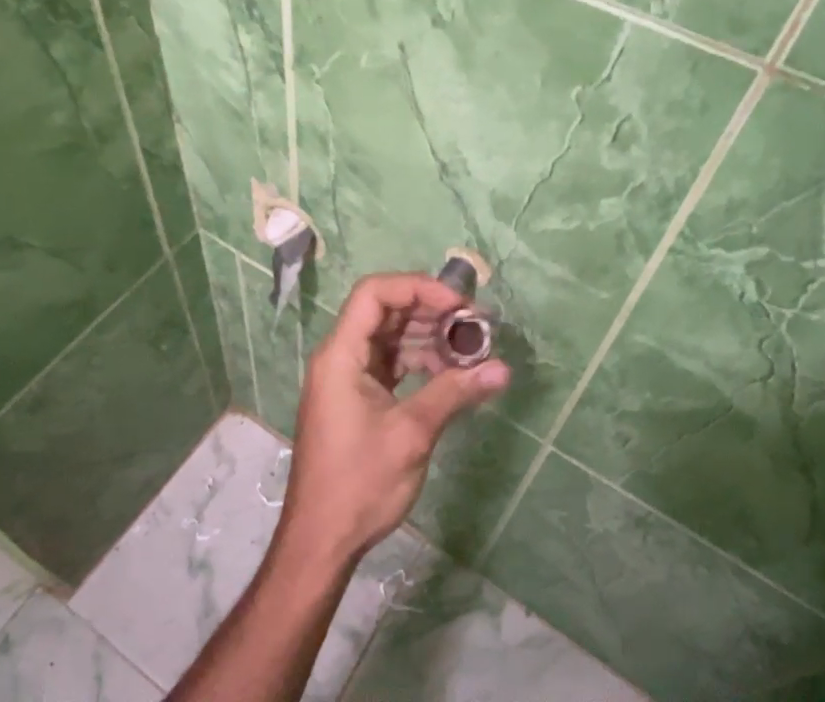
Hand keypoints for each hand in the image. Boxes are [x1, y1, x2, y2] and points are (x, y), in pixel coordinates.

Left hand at [277, 273, 510, 566]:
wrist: (322, 537)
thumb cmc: (360, 482)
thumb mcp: (412, 434)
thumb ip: (455, 393)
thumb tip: (502, 369)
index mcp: (341, 355)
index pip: (374, 293)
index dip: (417, 287)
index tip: (459, 305)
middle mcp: (340, 358)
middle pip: (384, 312)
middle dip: (431, 312)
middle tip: (476, 327)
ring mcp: (346, 379)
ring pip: (389, 339)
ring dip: (428, 338)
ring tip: (471, 351)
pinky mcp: (356, 400)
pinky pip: (389, 365)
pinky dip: (419, 364)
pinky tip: (451, 375)